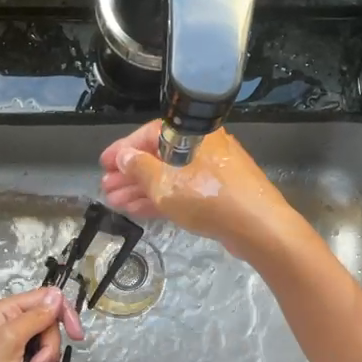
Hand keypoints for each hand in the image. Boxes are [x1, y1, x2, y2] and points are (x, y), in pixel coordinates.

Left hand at [0, 287, 85, 361]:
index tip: (77, 336)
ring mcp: (12, 342)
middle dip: (50, 347)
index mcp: (5, 310)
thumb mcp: (11, 340)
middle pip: (47, 324)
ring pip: (45, 343)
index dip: (64, 314)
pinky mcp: (14, 361)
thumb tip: (57, 295)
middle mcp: (9, 321)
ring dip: (47, 361)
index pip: (45, 299)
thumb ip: (35, 317)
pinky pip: (38, 358)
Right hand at [98, 120, 298, 258]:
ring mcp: (210, 172)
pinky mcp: (215, 194)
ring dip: (140, 189)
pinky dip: (159, 199)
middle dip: (130, 173)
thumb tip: (124, 157)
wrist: (257, 227)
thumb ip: (140, 169)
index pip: (150, 134)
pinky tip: (138, 210)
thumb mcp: (166, 184)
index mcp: (193, 134)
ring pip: (168, 176)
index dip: (124, 150)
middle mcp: (202, 148)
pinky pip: (180, 191)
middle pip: (158, 156)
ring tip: (115, 202)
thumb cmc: (210, 199)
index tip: (104, 164)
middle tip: (106, 187)